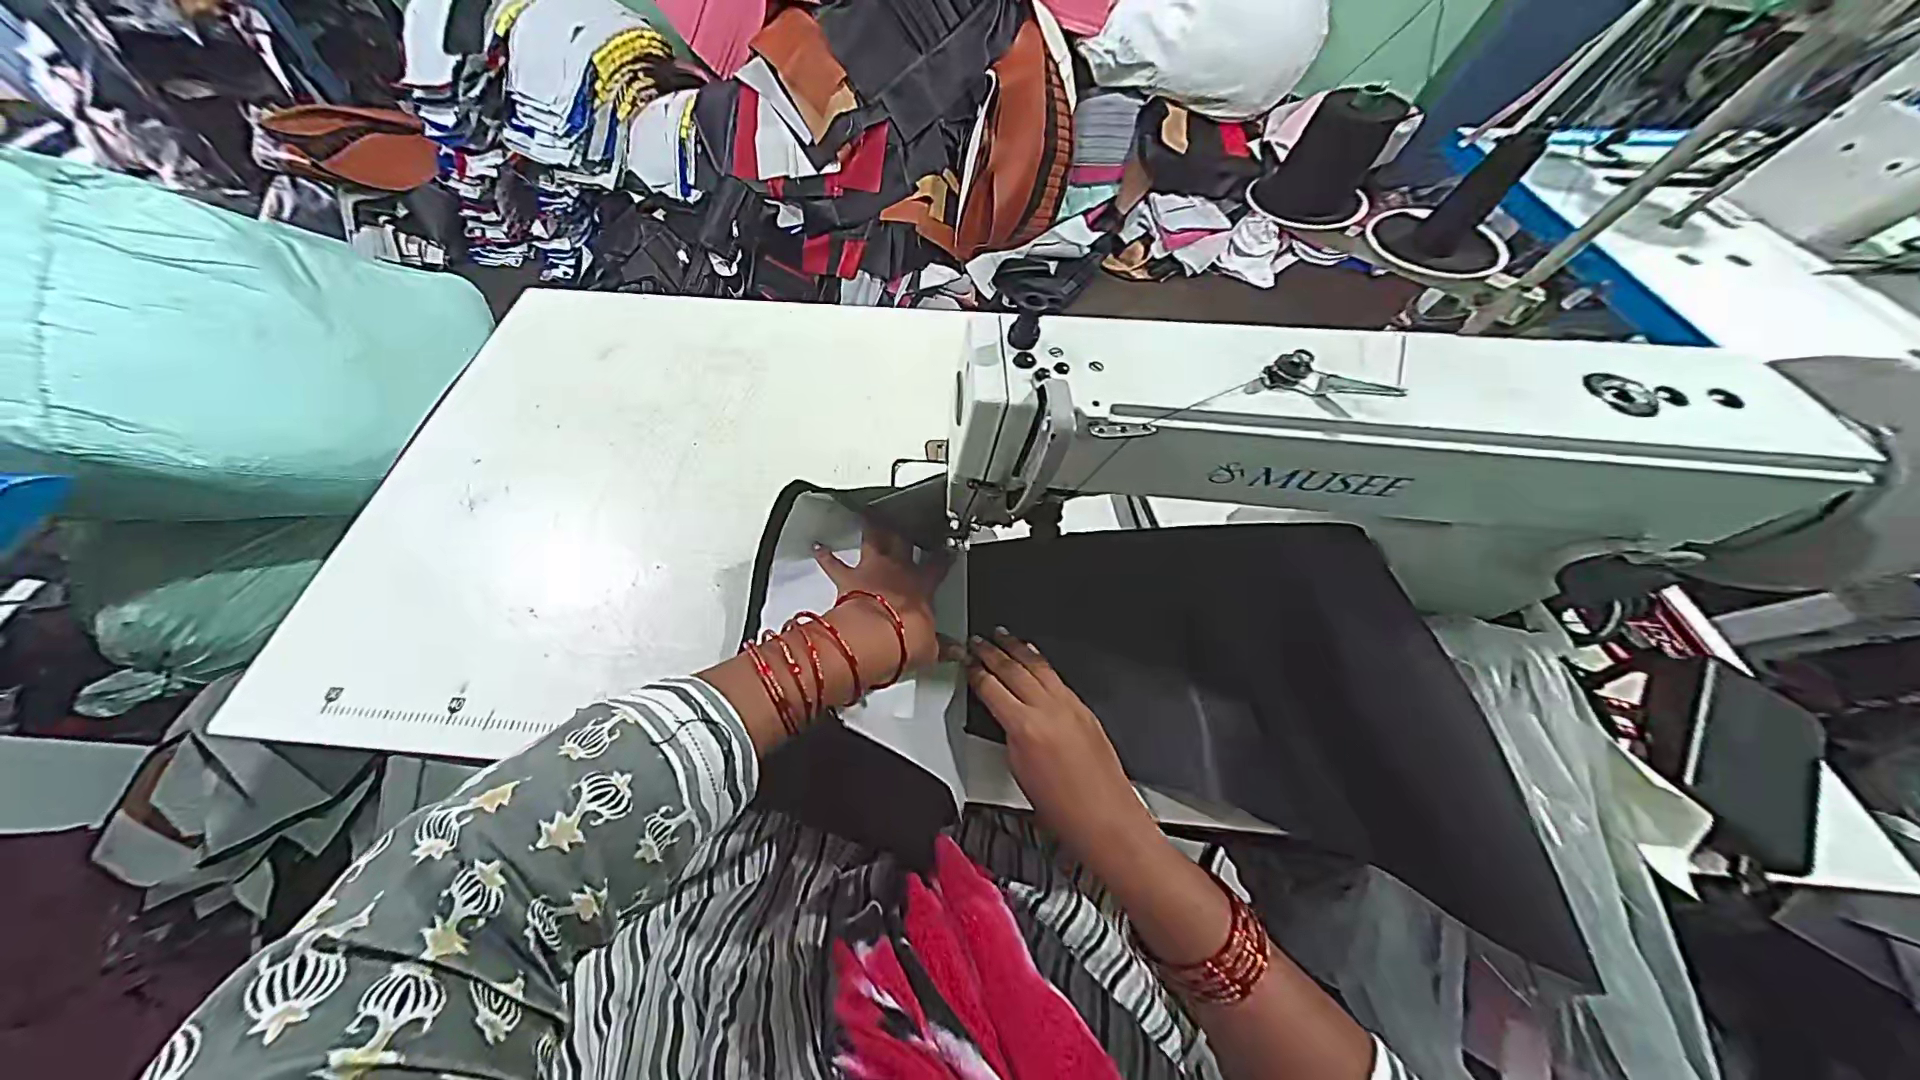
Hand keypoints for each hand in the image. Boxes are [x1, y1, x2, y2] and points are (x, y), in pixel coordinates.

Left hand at [814, 529, 946, 677]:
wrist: (875, 636)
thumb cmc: (905, 638)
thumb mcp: (931, 647)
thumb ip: (941, 645)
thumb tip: (954, 652)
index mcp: (923, 585)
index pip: (939, 565)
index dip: (944, 556)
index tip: (948, 550)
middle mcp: (898, 570)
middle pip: (904, 540)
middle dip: (906, 528)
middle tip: (906, 518)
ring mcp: (872, 570)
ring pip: (873, 539)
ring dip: (871, 527)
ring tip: (869, 515)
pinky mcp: (848, 577)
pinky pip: (833, 563)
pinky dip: (825, 555)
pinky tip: (818, 547)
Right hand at [966, 629, 1159, 866]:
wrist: (1106, 818)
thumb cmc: (1064, 808)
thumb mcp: (1018, 771)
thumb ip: (1008, 735)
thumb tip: (1003, 716)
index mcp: (1025, 727)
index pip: (991, 688)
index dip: (975, 671)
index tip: (966, 662)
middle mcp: (1049, 710)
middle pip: (1013, 669)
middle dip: (991, 652)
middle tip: (978, 641)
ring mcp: (1070, 706)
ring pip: (1037, 666)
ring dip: (1016, 648)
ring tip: (1002, 636)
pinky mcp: (1084, 709)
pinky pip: (1057, 676)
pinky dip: (1041, 661)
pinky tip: (1034, 656)